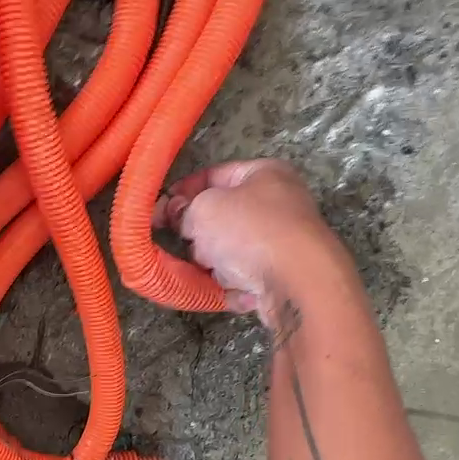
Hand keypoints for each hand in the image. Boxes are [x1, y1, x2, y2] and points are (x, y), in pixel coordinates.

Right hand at [154, 159, 358, 326]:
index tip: (161, 211)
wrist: (297, 281)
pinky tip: (230, 285)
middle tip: (189, 240)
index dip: (183, 191)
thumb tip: (178, 215)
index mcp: (263, 173)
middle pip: (221, 216)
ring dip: (214, 260)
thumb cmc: (251, 231)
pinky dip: (232, 281)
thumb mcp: (205, 209)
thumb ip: (184, 209)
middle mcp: (277, 203)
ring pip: (229, 249)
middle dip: (200, 232)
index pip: (213, 175)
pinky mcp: (281, 275)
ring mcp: (281, 241)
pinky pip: (243, 275)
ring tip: (212, 266)